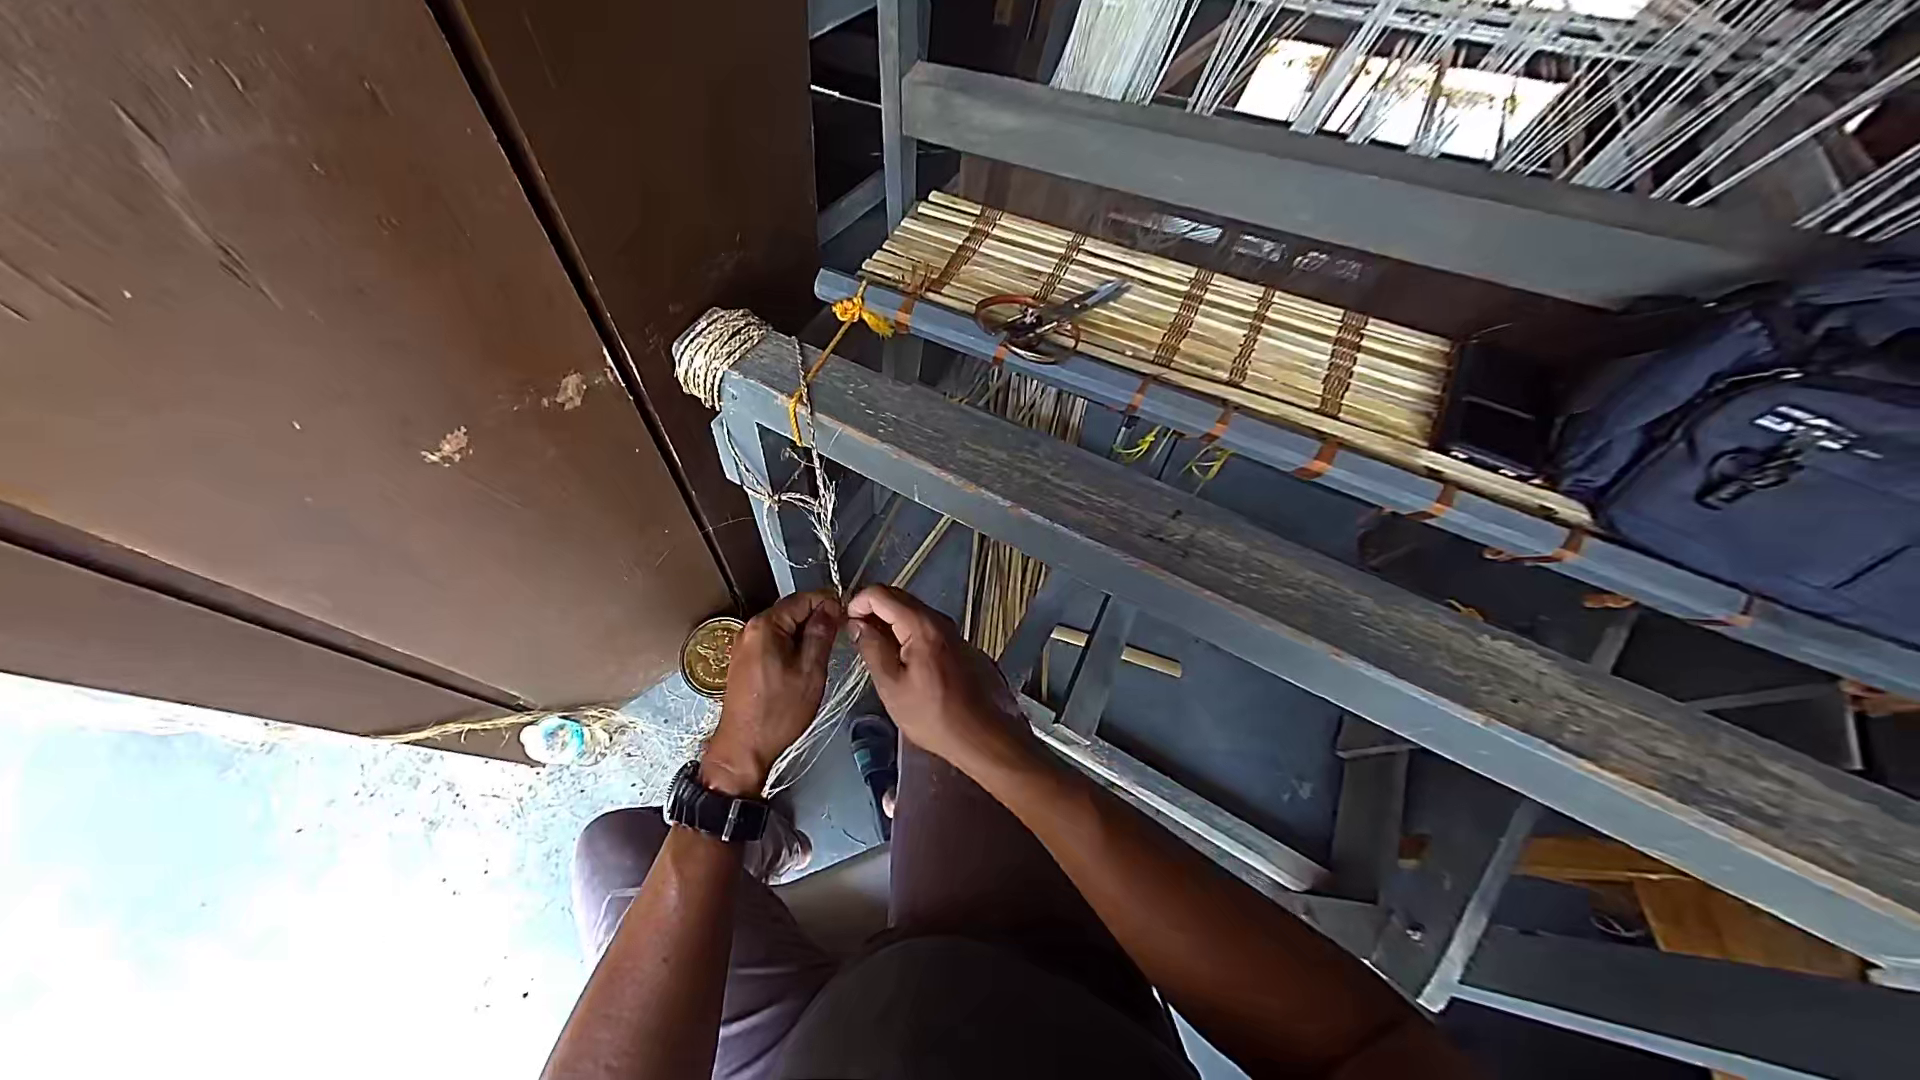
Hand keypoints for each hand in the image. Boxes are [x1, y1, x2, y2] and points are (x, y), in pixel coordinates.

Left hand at [703, 590, 843, 796]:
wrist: (744, 747)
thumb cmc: (777, 713)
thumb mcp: (811, 670)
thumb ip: (821, 633)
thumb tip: (830, 607)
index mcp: (765, 626)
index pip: (802, 598)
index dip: (828, 602)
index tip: (846, 613)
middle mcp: (749, 630)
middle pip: (791, 611)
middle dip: (817, 618)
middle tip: (840, 635)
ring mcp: (744, 645)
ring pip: (783, 627)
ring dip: (805, 633)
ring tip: (825, 652)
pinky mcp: (744, 661)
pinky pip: (773, 642)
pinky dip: (791, 646)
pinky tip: (804, 663)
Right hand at [846, 584, 1033, 775]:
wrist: (981, 735)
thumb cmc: (933, 715)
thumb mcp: (892, 686)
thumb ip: (872, 648)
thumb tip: (857, 624)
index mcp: (922, 626)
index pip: (882, 594)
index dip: (858, 603)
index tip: (846, 622)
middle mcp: (939, 621)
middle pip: (899, 597)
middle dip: (872, 610)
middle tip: (855, 634)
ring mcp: (951, 632)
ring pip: (912, 612)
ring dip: (889, 622)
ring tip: (872, 647)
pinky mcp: (957, 645)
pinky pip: (925, 626)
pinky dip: (906, 632)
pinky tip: (898, 656)